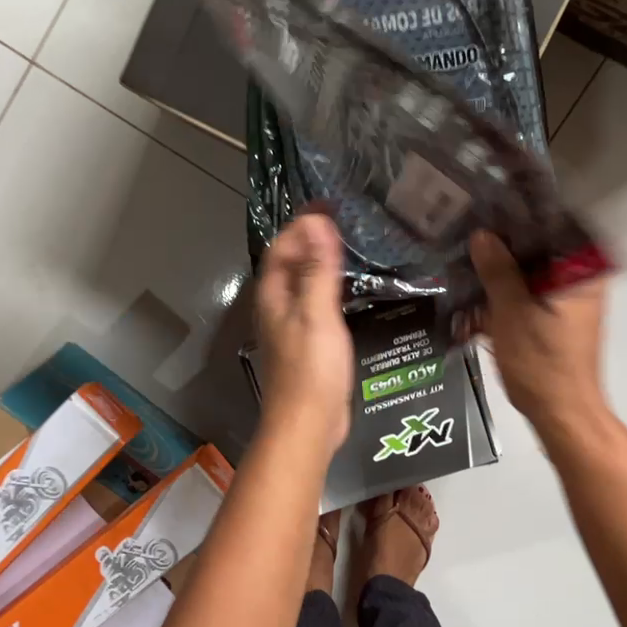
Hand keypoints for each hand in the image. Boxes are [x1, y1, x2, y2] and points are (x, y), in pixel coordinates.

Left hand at [255, 214, 352, 454]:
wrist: (309, 424)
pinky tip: (352, 288)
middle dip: (313, 238)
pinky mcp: (308, 342)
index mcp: (273, 295)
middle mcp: (277, 305)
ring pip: (304, 282)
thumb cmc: (311, 368)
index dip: (303, 222)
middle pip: (291, 261)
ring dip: (322, 261)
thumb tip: (316, 222)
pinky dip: (330, 286)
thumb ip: (317, 268)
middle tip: (347, 219)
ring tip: (352, 245)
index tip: (331, 203)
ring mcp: (291, 325)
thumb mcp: (317, 313)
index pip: (282, 245)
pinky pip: (316, 302)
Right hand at [470, 230, 608, 428]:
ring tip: (464, 259)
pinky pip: (526, 294)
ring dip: (499, 270)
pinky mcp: (552, 318)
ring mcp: (566, 300)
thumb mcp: (512, 312)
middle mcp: (579, 281)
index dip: (519, 216)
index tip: (487, 208)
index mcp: (581, 273)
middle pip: (538, 249)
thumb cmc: (541, 362)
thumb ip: (498, 271)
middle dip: (503, 244)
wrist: (560, 413)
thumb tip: (483, 235)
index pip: (553, 227)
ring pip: (529, 272)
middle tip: (468, 232)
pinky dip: (504, 293)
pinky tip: (474, 292)